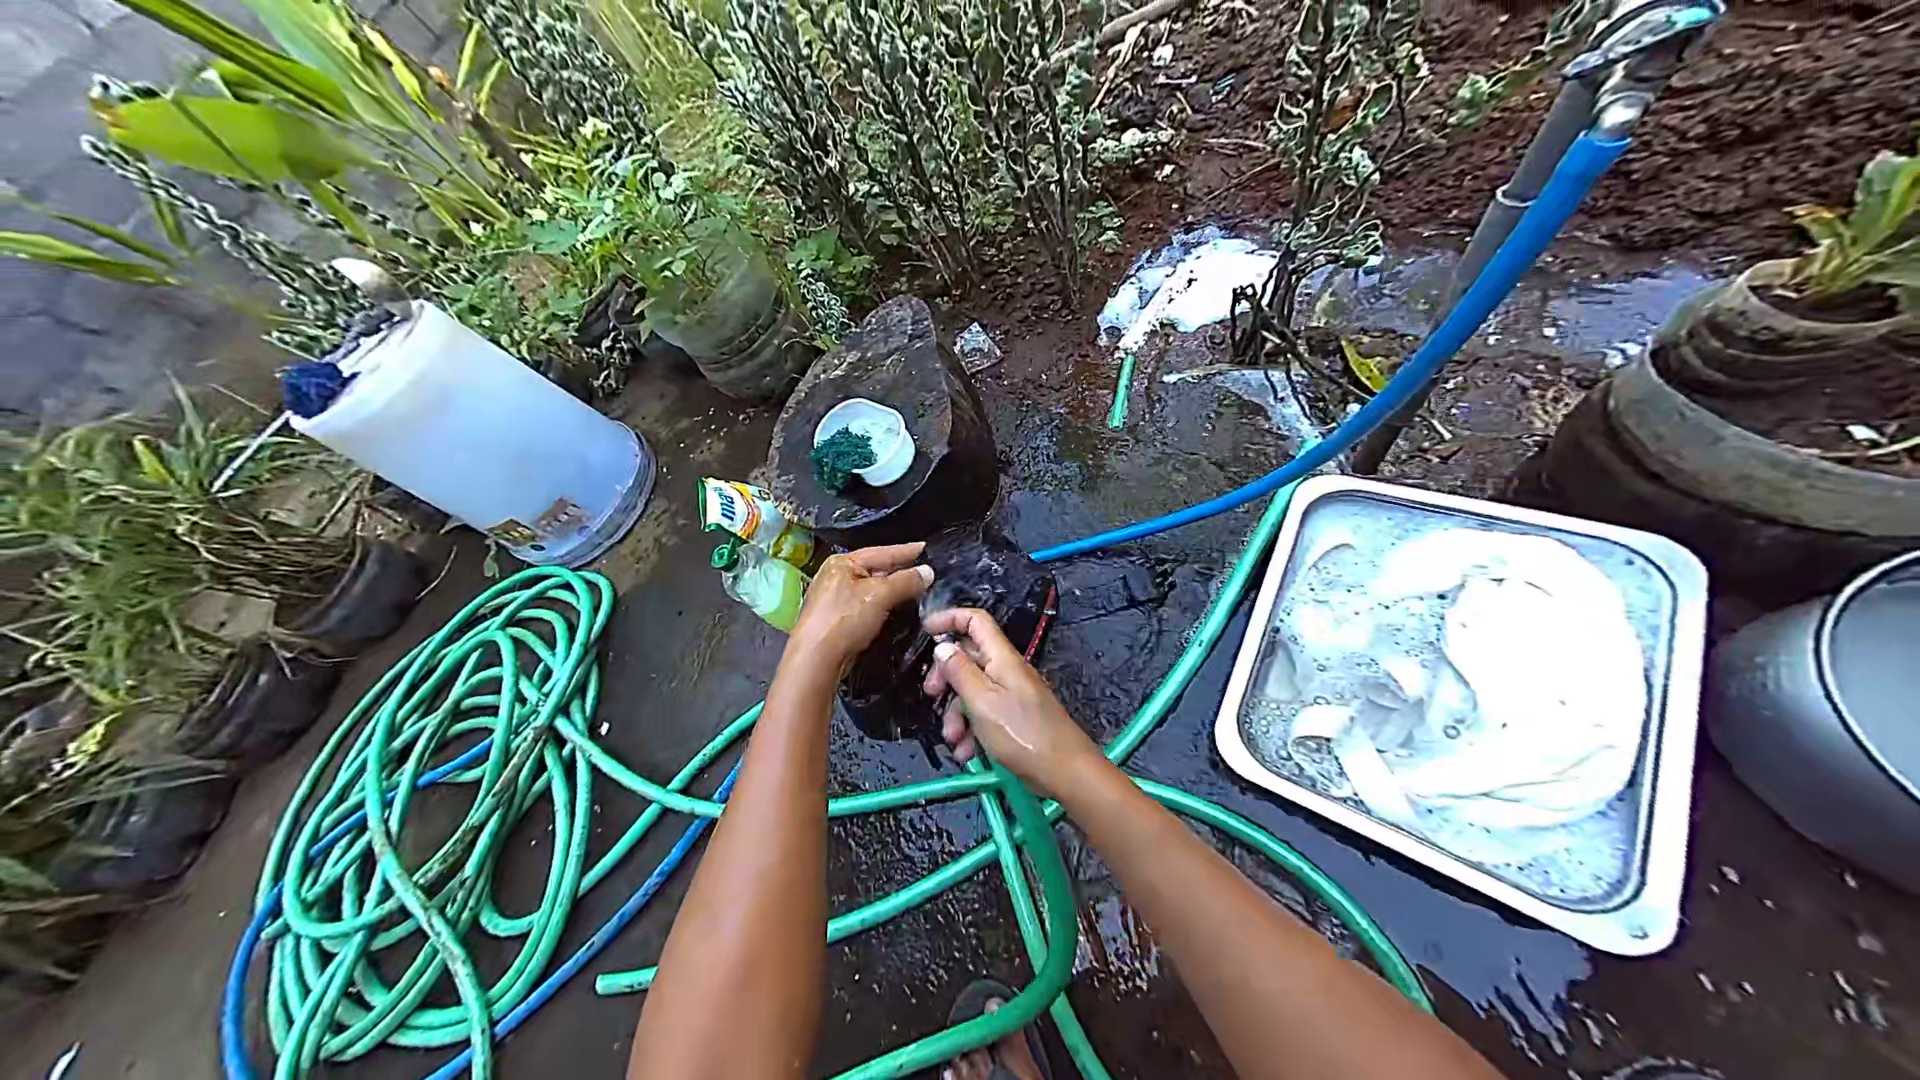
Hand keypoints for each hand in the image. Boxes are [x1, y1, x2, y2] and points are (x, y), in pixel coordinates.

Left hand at [788, 542, 931, 670]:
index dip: (907, 551)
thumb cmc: (844, 620)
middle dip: (902, 571)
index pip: (882, 552)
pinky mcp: (840, 620)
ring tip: (919, 589)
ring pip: (874, 589)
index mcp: (842, 563)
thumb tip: (928, 572)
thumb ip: (906, 581)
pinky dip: (885, 605)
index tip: (927, 548)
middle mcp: (837, 576)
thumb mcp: (879, 595)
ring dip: (895, 590)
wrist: (817, 659)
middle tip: (928, 571)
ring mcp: (837, 598)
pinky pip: (869, 605)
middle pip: (878, 569)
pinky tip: (899, 609)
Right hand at [921, 607, 1100, 794]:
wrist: (1065, 772)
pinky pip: (984, 715)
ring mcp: (1011, 696)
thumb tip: (943, 646)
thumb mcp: (983, 702)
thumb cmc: (1023, 734)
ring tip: (954, 740)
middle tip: (931, 695)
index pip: (976, 622)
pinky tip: (967, 753)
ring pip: (972, 692)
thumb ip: (960, 672)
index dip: (951, 618)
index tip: (926, 630)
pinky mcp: (1013, 719)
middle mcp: (1007, 671)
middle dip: (946, 677)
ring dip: (956, 714)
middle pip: (969, 659)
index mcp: (1002, 658)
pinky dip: (971, 731)